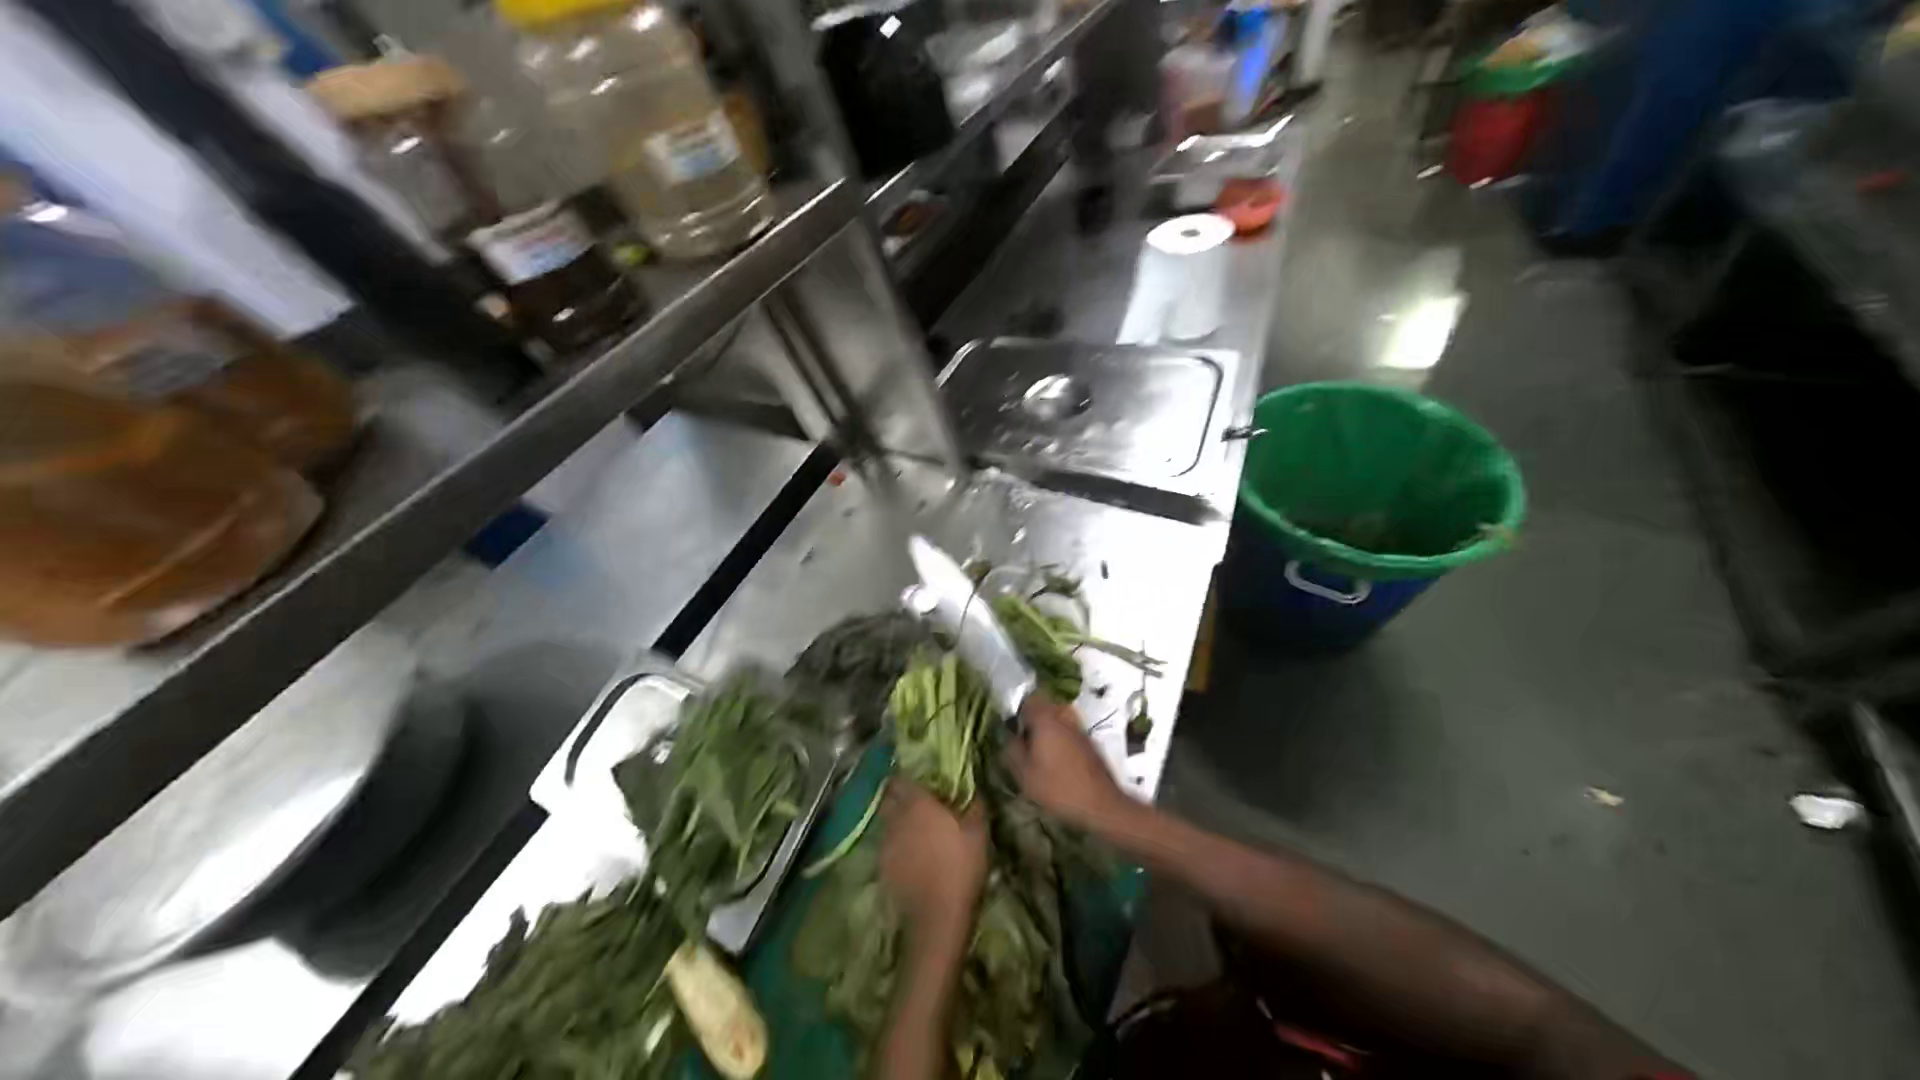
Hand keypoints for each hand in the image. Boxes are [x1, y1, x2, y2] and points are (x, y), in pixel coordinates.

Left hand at [879, 781, 986, 939]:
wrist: (937, 916)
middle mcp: (896, 818)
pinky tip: (909, 855)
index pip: (901, 779)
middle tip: (915, 801)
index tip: (918, 780)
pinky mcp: (881, 867)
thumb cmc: (961, 866)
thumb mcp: (978, 831)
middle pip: (888, 798)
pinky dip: (895, 846)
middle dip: (897, 796)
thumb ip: (974, 804)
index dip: (907, 777)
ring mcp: (885, 843)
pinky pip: (886, 846)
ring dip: (897, 821)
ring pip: (886, 822)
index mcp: (917, 803)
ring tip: (913, 829)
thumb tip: (972, 788)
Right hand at [1008, 697, 1131, 829]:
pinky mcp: (1090, 744)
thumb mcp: (1024, 774)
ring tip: (1039, 756)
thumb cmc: (1058, 788)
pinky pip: (1069, 734)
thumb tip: (1009, 735)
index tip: (1012, 727)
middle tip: (1024, 743)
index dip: (1019, 710)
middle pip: (1045, 708)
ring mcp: (1080, 730)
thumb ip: (1012, 749)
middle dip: (1033, 722)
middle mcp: (1064, 718)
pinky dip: (1061, 742)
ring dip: (1047, 733)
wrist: (1101, 805)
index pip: (1029, 699)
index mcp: (1046, 720)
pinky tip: (1057, 764)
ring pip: (1058, 722)